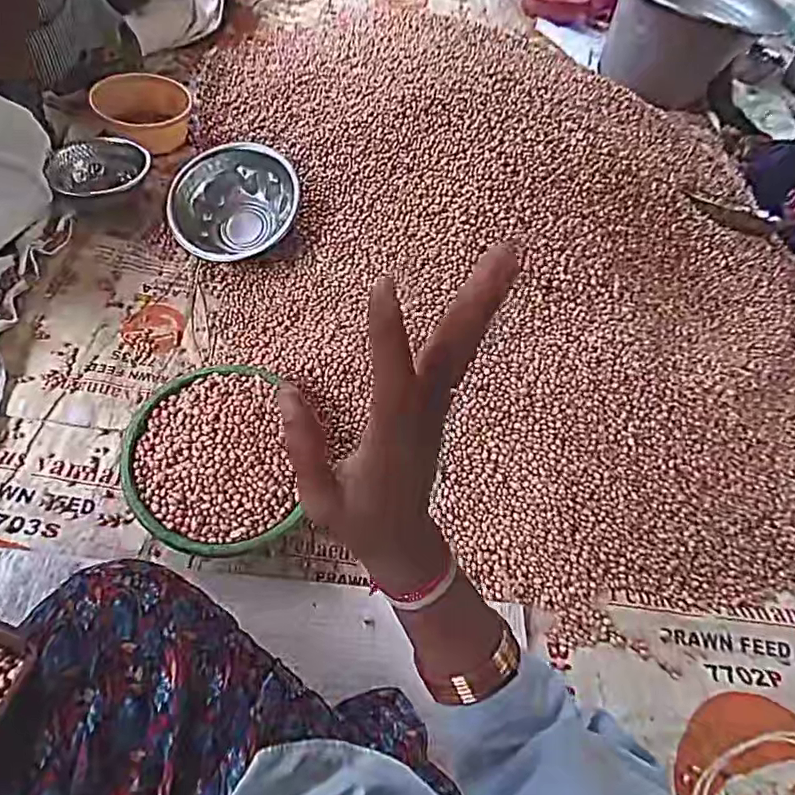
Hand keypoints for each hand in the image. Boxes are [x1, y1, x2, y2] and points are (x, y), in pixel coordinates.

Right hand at [279, 244, 520, 592]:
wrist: (404, 542)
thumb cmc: (359, 522)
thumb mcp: (320, 501)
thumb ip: (304, 451)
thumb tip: (286, 392)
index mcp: (390, 438)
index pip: (392, 380)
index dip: (388, 335)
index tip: (383, 286)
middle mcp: (422, 417)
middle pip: (453, 354)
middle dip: (477, 302)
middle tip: (508, 251)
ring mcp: (436, 411)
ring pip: (462, 350)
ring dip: (485, 303)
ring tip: (509, 255)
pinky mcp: (438, 408)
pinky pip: (457, 359)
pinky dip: (471, 323)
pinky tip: (480, 295)